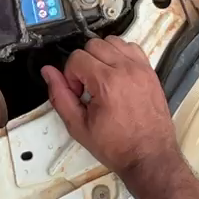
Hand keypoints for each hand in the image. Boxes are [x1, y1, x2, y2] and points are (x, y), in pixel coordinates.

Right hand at [42, 37, 188, 198]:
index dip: (71, 75)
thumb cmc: (117, 146)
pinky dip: (120, 55)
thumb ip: (60, 96)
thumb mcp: (78, 127)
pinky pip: (131, 47)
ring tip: (102, 79)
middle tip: (88, 88)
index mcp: (107, 83)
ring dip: (102, 56)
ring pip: (112, 41)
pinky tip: (117, 74)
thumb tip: (48, 71)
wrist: (150, 157)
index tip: (79, 93)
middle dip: (84, 64)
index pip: (77, 57)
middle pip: (93, 44)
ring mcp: (141, 68)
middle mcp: (126, 69)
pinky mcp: (150, 71)